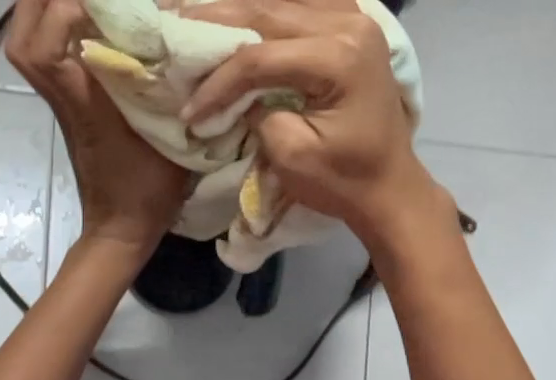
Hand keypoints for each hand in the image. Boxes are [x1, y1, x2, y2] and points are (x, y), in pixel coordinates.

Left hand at [7, 0, 190, 253]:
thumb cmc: (148, 191)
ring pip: (24, 46)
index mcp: (85, 102)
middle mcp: (64, 95)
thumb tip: (195, 44)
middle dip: (43, 2)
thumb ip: (175, 90)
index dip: (62, 12)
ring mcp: (60, 99)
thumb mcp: (171, 138)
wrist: (121, 228)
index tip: (101, 4)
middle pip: (24, 40)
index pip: (44, 52)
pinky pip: (41, 55)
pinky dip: (49, 27)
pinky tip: (80, 15)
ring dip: (40, 11)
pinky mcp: (66, 103)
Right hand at [181, 0, 445, 243]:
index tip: (189, 112)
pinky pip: (297, 4)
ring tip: (187, 11)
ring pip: (277, 1)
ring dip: (231, 8)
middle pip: (265, 11)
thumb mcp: (293, 157)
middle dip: (211, 20)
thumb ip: (258, 116)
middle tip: (167, 21)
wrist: (388, 185)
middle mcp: (348, 23)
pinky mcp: (349, 24)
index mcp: (338, 56)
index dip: (217, 83)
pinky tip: (232, 11)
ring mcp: (352, 17)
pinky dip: (260, 8)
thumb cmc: (343, 180)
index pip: (259, 56)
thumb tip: (234, 95)